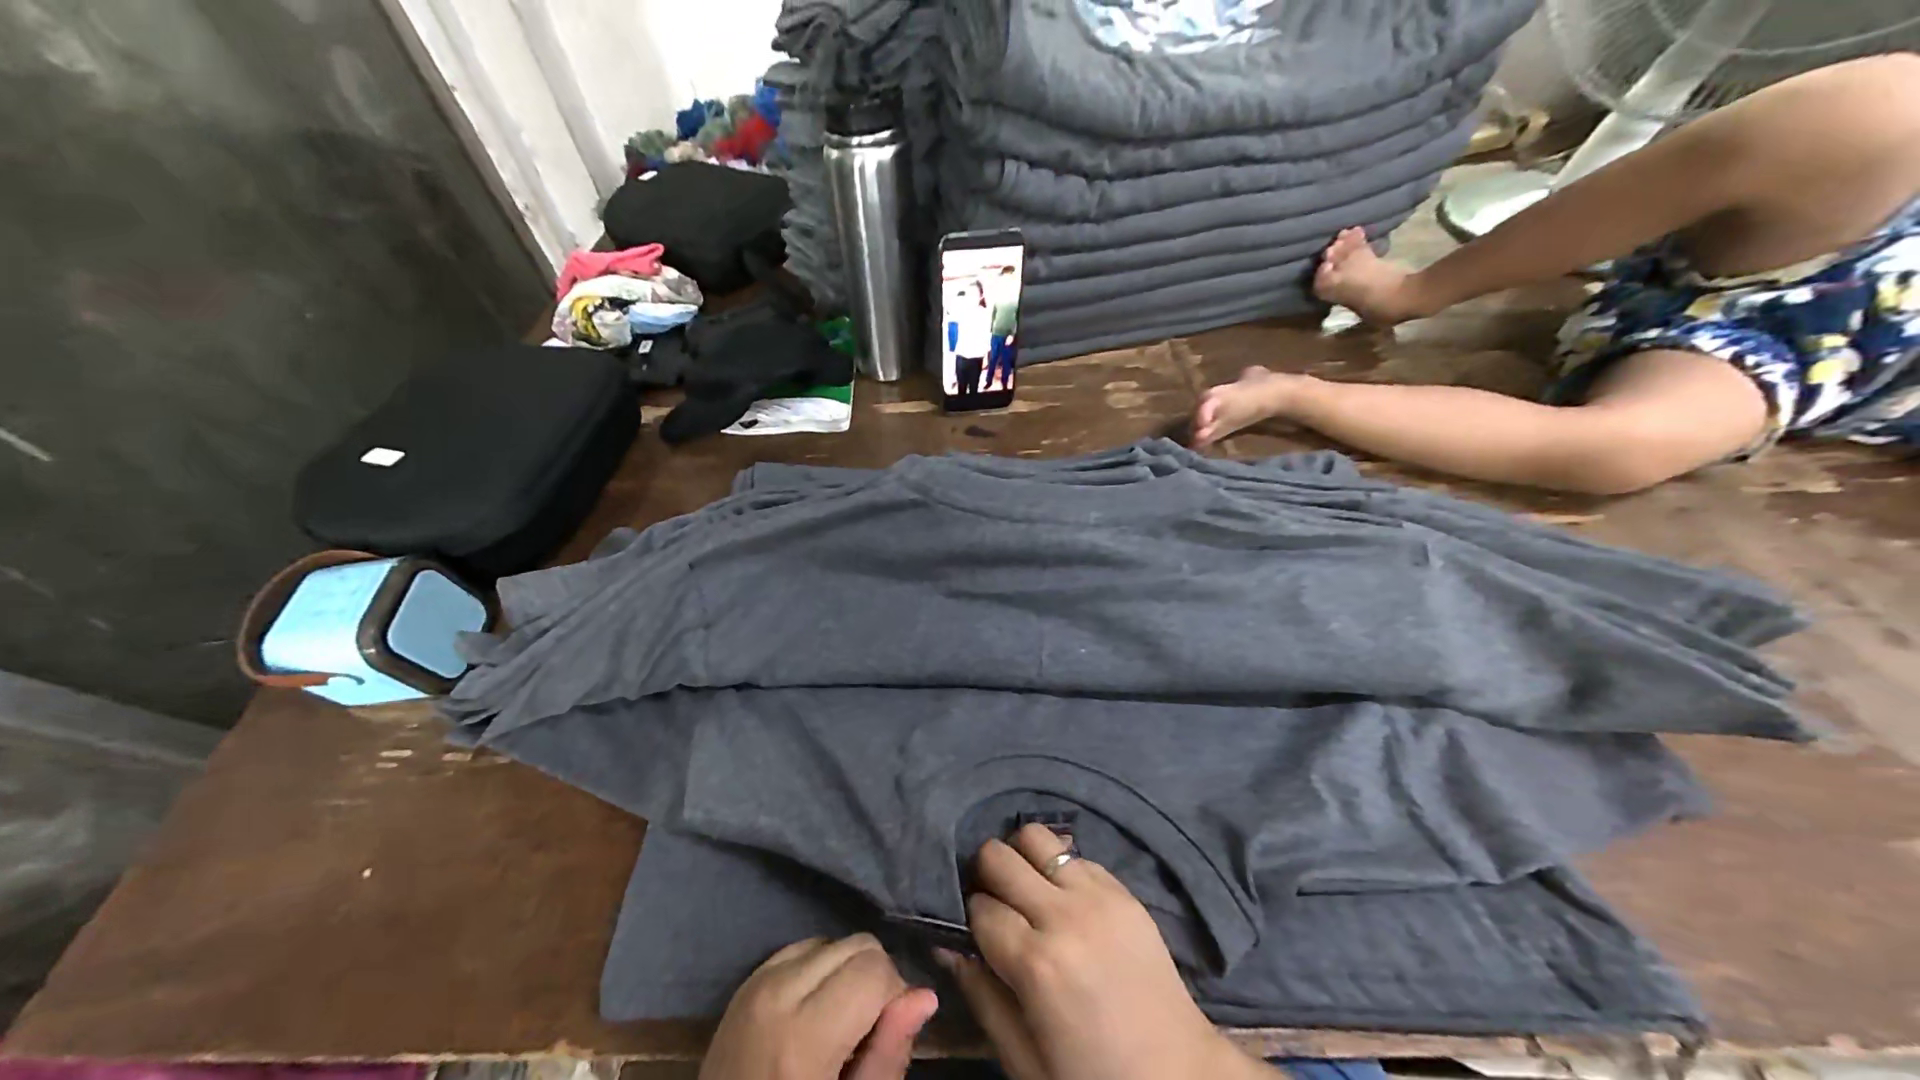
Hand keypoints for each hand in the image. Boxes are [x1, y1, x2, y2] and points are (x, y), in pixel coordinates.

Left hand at [700, 934, 938, 1079]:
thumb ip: (888, 1055)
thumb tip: (925, 995)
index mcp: (803, 1035)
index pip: (874, 969)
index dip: (895, 997)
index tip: (887, 1035)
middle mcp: (777, 992)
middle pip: (857, 944)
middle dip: (875, 978)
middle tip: (868, 1031)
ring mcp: (757, 981)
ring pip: (833, 941)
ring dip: (848, 971)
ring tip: (840, 1022)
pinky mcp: (746, 979)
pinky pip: (802, 947)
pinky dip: (820, 968)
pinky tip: (816, 1008)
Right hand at [940, 824, 1276, 1079]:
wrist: (1179, 1075)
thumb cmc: (1092, 1077)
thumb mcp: (1024, 1059)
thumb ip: (981, 995)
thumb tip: (946, 945)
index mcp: (1036, 963)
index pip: (978, 907)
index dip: (969, 920)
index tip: (976, 936)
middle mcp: (1065, 915)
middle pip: (999, 857)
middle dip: (986, 877)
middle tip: (995, 906)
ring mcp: (1099, 896)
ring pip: (1036, 837)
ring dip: (1021, 859)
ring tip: (1025, 891)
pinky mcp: (1124, 891)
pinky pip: (1074, 855)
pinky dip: (1057, 868)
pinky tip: (1062, 898)